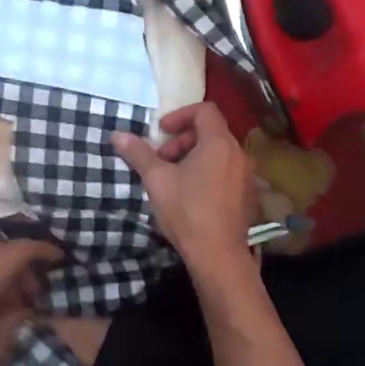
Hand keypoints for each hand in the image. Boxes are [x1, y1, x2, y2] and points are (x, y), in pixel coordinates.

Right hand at [112, 102, 255, 273]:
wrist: (218, 255)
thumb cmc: (187, 211)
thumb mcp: (157, 180)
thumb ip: (139, 154)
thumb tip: (117, 135)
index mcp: (219, 143)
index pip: (205, 110)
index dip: (181, 115)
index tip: (161, 132)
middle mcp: (238, 153)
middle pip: (211, 131)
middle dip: (183, 140)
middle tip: (162, 159)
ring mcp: (245, 174)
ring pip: (218, 151)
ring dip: (194, 155)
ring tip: (173, 177)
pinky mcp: (247, 193)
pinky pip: (226, 169)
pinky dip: (208, 170)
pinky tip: (191, 193)